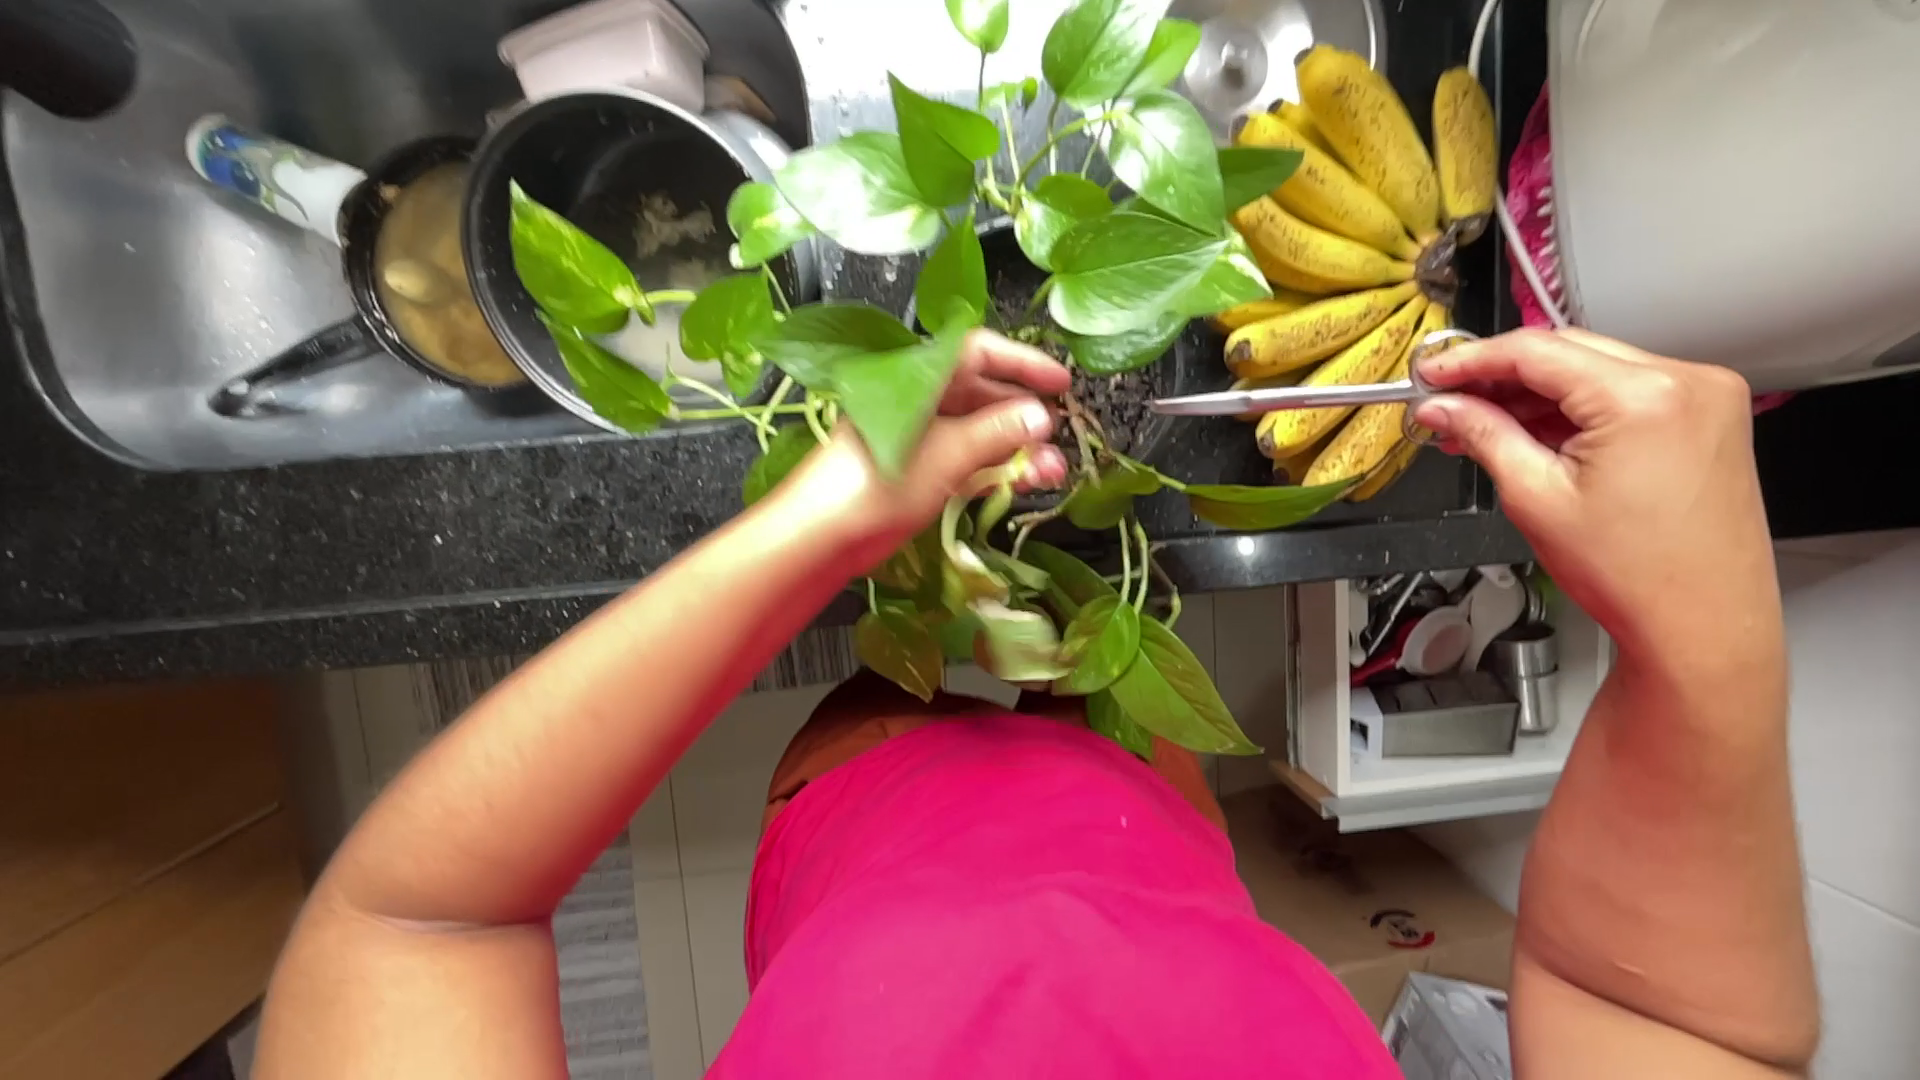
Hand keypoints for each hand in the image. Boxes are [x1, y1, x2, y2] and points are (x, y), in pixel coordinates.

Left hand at [782, 330, 1072, 561]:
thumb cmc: (875, 482)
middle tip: (1060, 430)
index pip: (977, 354)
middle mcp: (924, 404)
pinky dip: (999, 471)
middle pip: (984, 395)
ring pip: (982, 434)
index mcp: (919, 381)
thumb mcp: (945, 452)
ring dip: (1019, 449)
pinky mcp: (926, 475)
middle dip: (1025, 414)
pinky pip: (971, 464)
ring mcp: (925, 441)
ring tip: (1052, 469)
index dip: (1021, 363)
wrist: (826, 536)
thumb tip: (1040, 415)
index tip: (1060, 382)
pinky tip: (1028, 483)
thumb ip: (995, 432)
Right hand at [1412, 329, 1778, 659]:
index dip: (1469, 359)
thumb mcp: (1534, 496)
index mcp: (1646, 398)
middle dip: (1496, 374)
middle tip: (1444, 399)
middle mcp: (1687, 383)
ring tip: (1476, 424)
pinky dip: (1567, 408)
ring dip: (1528, 393)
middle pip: (1564, 351)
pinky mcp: (1703, 418)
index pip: (1535, 352)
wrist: (1699, 620)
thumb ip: (1483, 436)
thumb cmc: (1634, 571)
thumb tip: (1443, 407)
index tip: (1431, 374)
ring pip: (1590, 370)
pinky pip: (1619, 392)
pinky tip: (1525, 431)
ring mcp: (1703, 399)